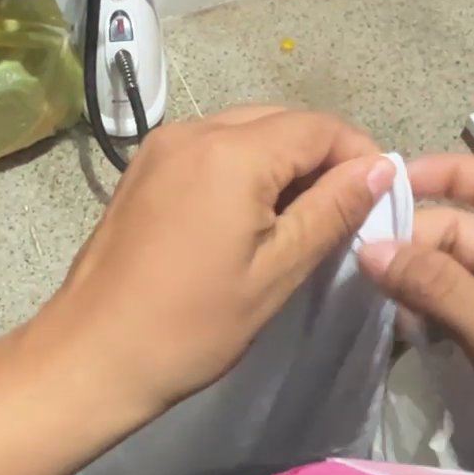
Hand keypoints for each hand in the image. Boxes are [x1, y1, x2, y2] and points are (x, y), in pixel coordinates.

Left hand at [34, 106, 393, 415]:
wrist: (93, 353)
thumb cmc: (191, 325)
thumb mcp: (276, 271)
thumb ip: (332, 210)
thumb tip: (380, 167)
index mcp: (228, 152)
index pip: (317, 126)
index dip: (359, 154)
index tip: (377, 199)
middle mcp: (191, 130)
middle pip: (279, 120)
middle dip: (320, 157)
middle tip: (341, 214)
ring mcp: (160, 147)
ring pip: (243, 130)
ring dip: (280, 162)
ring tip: (297, 219)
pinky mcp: (142, 169)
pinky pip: (209, 148)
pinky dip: (241, 168)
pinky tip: (249, 215)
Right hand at [357, 155, 473, 474]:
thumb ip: (440, 289)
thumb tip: (366, 246)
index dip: (446, 175)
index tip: (384, 182)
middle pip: (464, 234)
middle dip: (413, 239)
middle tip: (353, 255)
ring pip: (453, 280)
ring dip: (411, 281)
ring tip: (360, 289)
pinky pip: (452, 319)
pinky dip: (421, 317)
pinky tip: (390, 325)